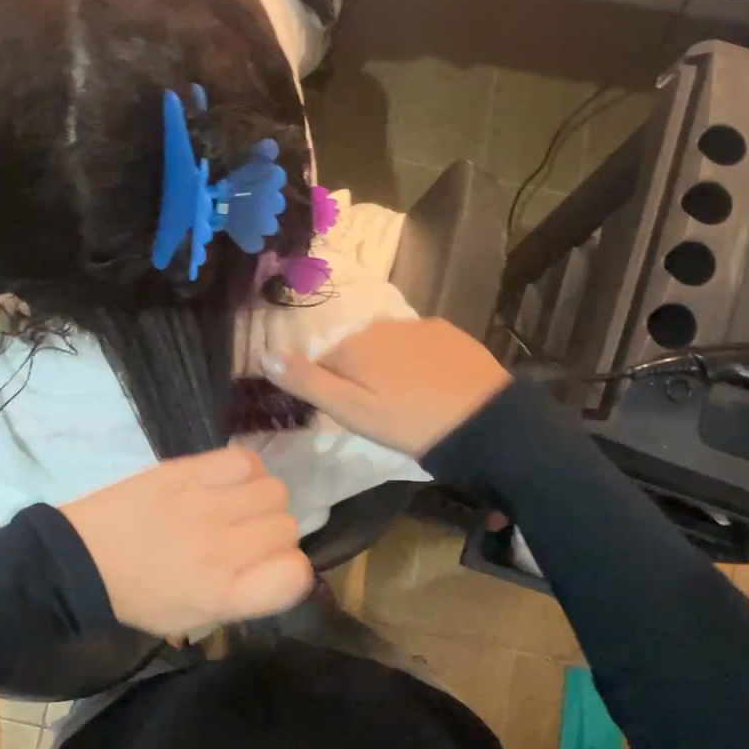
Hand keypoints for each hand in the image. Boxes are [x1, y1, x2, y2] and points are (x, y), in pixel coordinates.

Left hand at [61, 447, 310, 634]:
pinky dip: (244, 471)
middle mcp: (221, 550)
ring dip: (262, 501)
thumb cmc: (140, 595)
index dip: (291, 569)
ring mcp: (204, 506)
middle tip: (243, 536)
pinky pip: (245, 460)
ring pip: (274, 490)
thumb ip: (248, 595)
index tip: (270, 567)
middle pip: (289, 528)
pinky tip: (225, 483)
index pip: (297, 574)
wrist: (81, 560)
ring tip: (235, 507)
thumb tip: (285, 562)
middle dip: (273, 534)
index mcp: (223, 595)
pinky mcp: (185, 471)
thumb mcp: (196, 618)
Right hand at [263, 318, 511, 456]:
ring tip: (408, 405)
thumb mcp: (350, 411)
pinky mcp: (449, 333)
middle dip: (360, 378)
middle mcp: (381, 325)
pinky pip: (419, 347)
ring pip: (387, 349)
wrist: (484, 422)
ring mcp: (418, 326)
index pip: (323, 364)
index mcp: (353, 346)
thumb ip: (306, 382)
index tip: (353, 417)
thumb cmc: (409, 423)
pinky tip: (432, 389)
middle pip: (355, 353)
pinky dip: (418, 364)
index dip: (333, 391)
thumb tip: (264, 355)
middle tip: (381, 415)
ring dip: (389, 370)